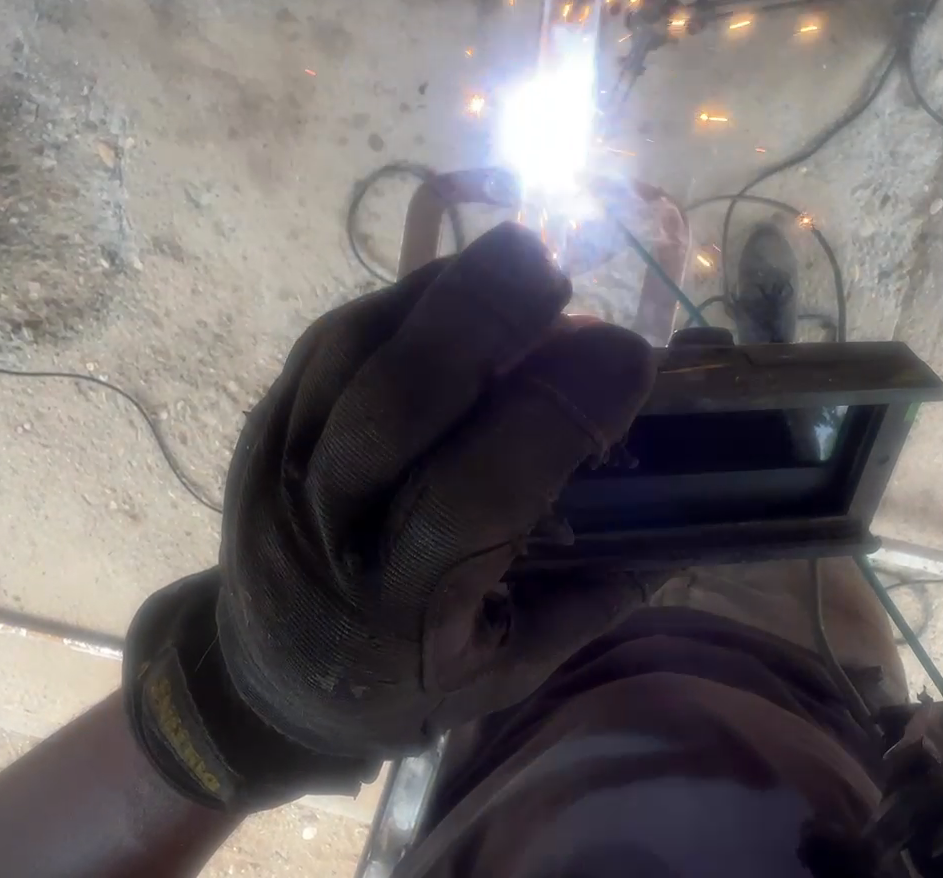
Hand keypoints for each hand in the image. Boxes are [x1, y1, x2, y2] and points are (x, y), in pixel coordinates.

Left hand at [126, 223, 655, 805]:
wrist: (265, 680)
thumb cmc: (404, 680)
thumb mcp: (509, 671)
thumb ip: (593, 594)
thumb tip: (678, 509)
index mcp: (404, 605)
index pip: (484, 489)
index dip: (559, 412)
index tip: (631, 353)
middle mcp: (330, 527)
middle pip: (399, 400)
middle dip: (484, 320)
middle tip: (557, 270)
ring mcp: (282, 462)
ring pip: (356, 349)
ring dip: (445, 294)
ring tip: (521, 262)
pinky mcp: (264, 422)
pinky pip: (335, 337)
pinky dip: (406, 299)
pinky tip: (462, 284)